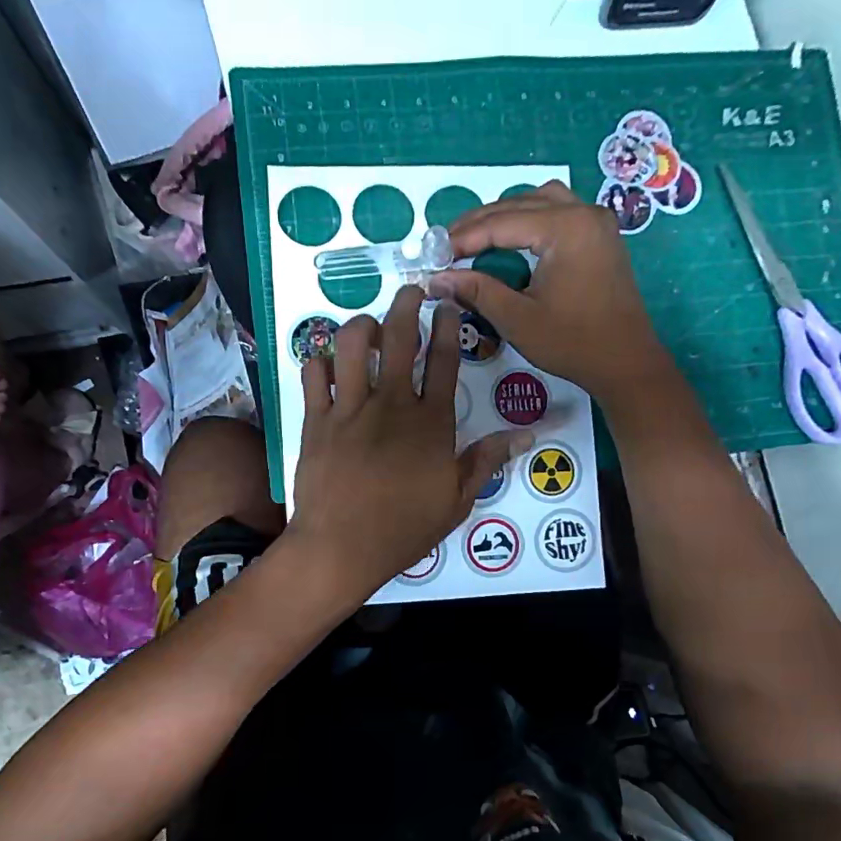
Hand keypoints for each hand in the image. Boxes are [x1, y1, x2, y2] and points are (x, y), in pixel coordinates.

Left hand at [286, 285, 532, 602]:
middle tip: (411, 291)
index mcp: (431, 423)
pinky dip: (321, 360)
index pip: (444, 361)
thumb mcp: (457, 501)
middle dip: (407, 304)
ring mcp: (350, 409)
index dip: (448, 327)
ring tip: (369, 328)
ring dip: (363, 325)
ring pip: (353, 344)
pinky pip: (314, 373)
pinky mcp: (316, 420)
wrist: (342, 548)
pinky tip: (329, 363)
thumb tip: (526, 436)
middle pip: (400, 337)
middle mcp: (392, 405)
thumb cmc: (405, 529)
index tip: (447, 307)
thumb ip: (487, 461)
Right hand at [430, 181, 672, 402]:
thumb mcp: (518, 320)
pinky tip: (513, 244)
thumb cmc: (573, 344)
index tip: (434, 252)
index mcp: (566, 227)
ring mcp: (598, 222)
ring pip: (541, 202)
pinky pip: (559, 214)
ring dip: (507, 217)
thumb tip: (437, 278)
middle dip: (481, 223)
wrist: (627, 363)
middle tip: (448, 246)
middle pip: (520, 203)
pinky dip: (532, 222)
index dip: (464, 236)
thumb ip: (477, 291)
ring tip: (477, 241)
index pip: (502, 222)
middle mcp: (584, 212)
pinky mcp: (602, 237)